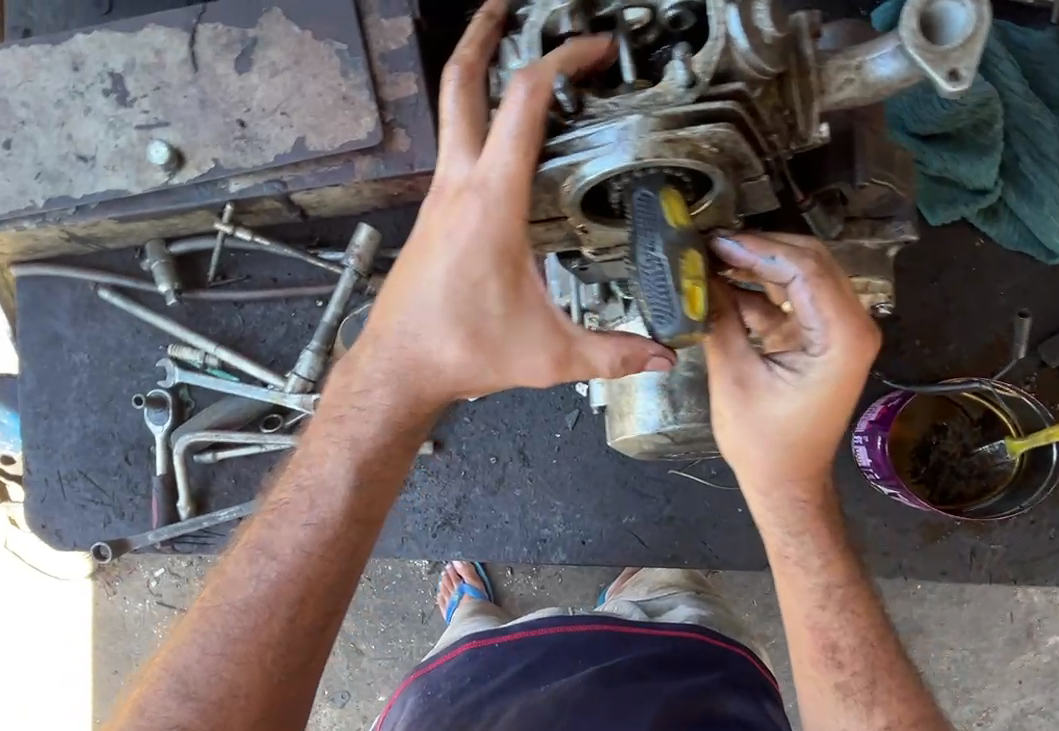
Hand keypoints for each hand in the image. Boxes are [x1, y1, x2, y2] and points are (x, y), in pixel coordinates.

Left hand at [337, 0, 674, 415]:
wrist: (400, 367)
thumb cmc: (459, 351)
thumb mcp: (550, 355)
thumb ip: (611, 355)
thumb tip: (658, 358)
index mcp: (492, 203)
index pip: (526, 102)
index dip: (564, 61)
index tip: (592, 48)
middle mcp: (458, 188)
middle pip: (462, 80)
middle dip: (485, 32)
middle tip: (506, 6)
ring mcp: (438, 201)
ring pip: (449, 113)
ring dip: (473, 74)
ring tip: (501, 56)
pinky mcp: (431, 220)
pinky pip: (452, 153)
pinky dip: (472, 128)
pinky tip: (494, 146)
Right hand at [704, 231, 881, 499]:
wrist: (787, 482)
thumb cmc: (765, 443)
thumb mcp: (735, 379)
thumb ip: (720, 322)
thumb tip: (699, 279)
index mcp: (842, 336)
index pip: (805, 269)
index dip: (758, 248)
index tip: (717, 241)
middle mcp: (852, 326)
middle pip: (810, 263)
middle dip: (760, 249)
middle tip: (713, 244)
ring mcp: (839, 332)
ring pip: (801, 277)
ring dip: (758, 267)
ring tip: (713, 261)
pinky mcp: (821, 340)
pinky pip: (793, 302)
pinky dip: (761, 294)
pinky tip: (724, 289)